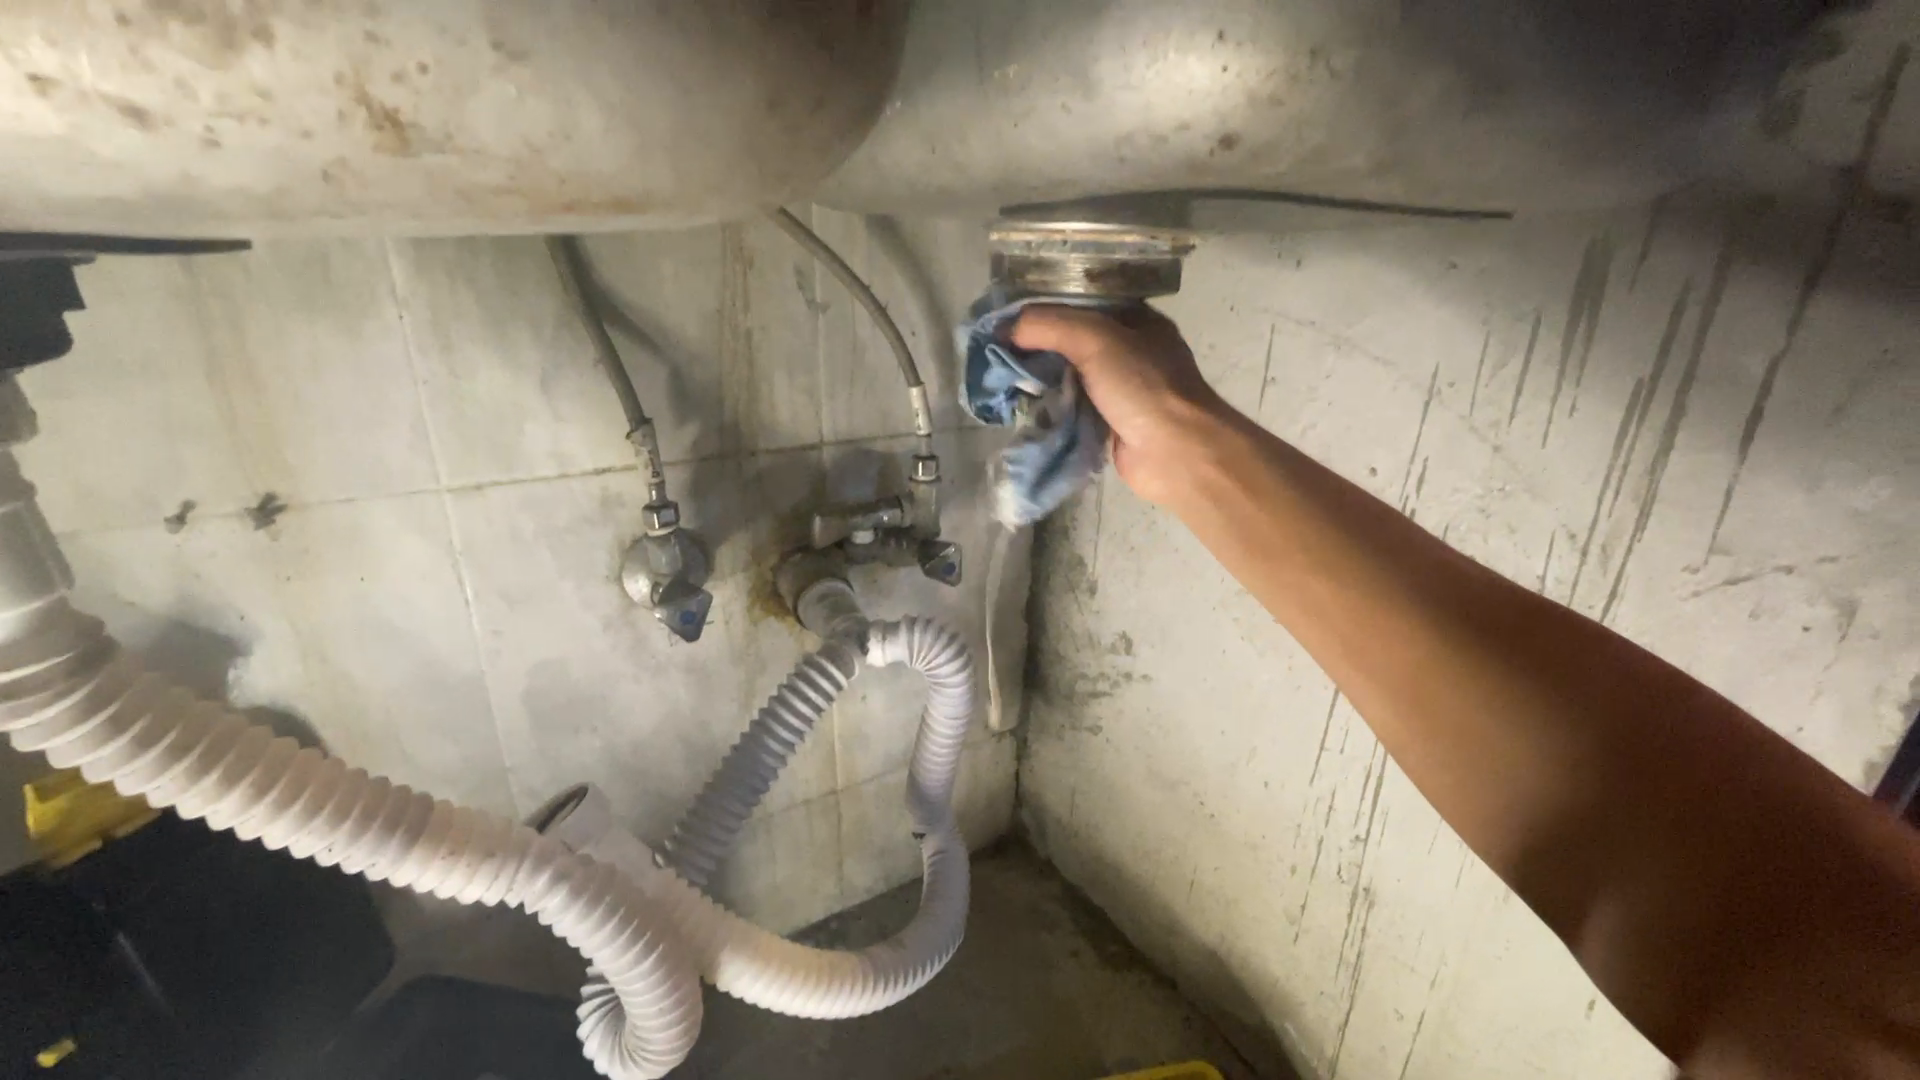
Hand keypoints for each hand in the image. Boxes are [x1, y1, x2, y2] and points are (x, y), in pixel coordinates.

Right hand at [1011, 304, 1236, 505]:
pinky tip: (1019, 407)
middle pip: (1069, 341)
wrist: (1175, 453)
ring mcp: (1118, 390)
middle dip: (1034, 346)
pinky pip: (1069, 409)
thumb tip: (1005, 329)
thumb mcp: (1095, 339)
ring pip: (1067, 376)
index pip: (1079, 302)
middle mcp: (1127, 351)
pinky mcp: (1107, 423)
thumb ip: (1048, 325)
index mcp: (1134, 320)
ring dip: (1037, 379)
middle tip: (994, 351)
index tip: (1005, 317)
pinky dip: (1048, 408)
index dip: (1042, 307)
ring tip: (998, 379)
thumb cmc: (1142, 387)